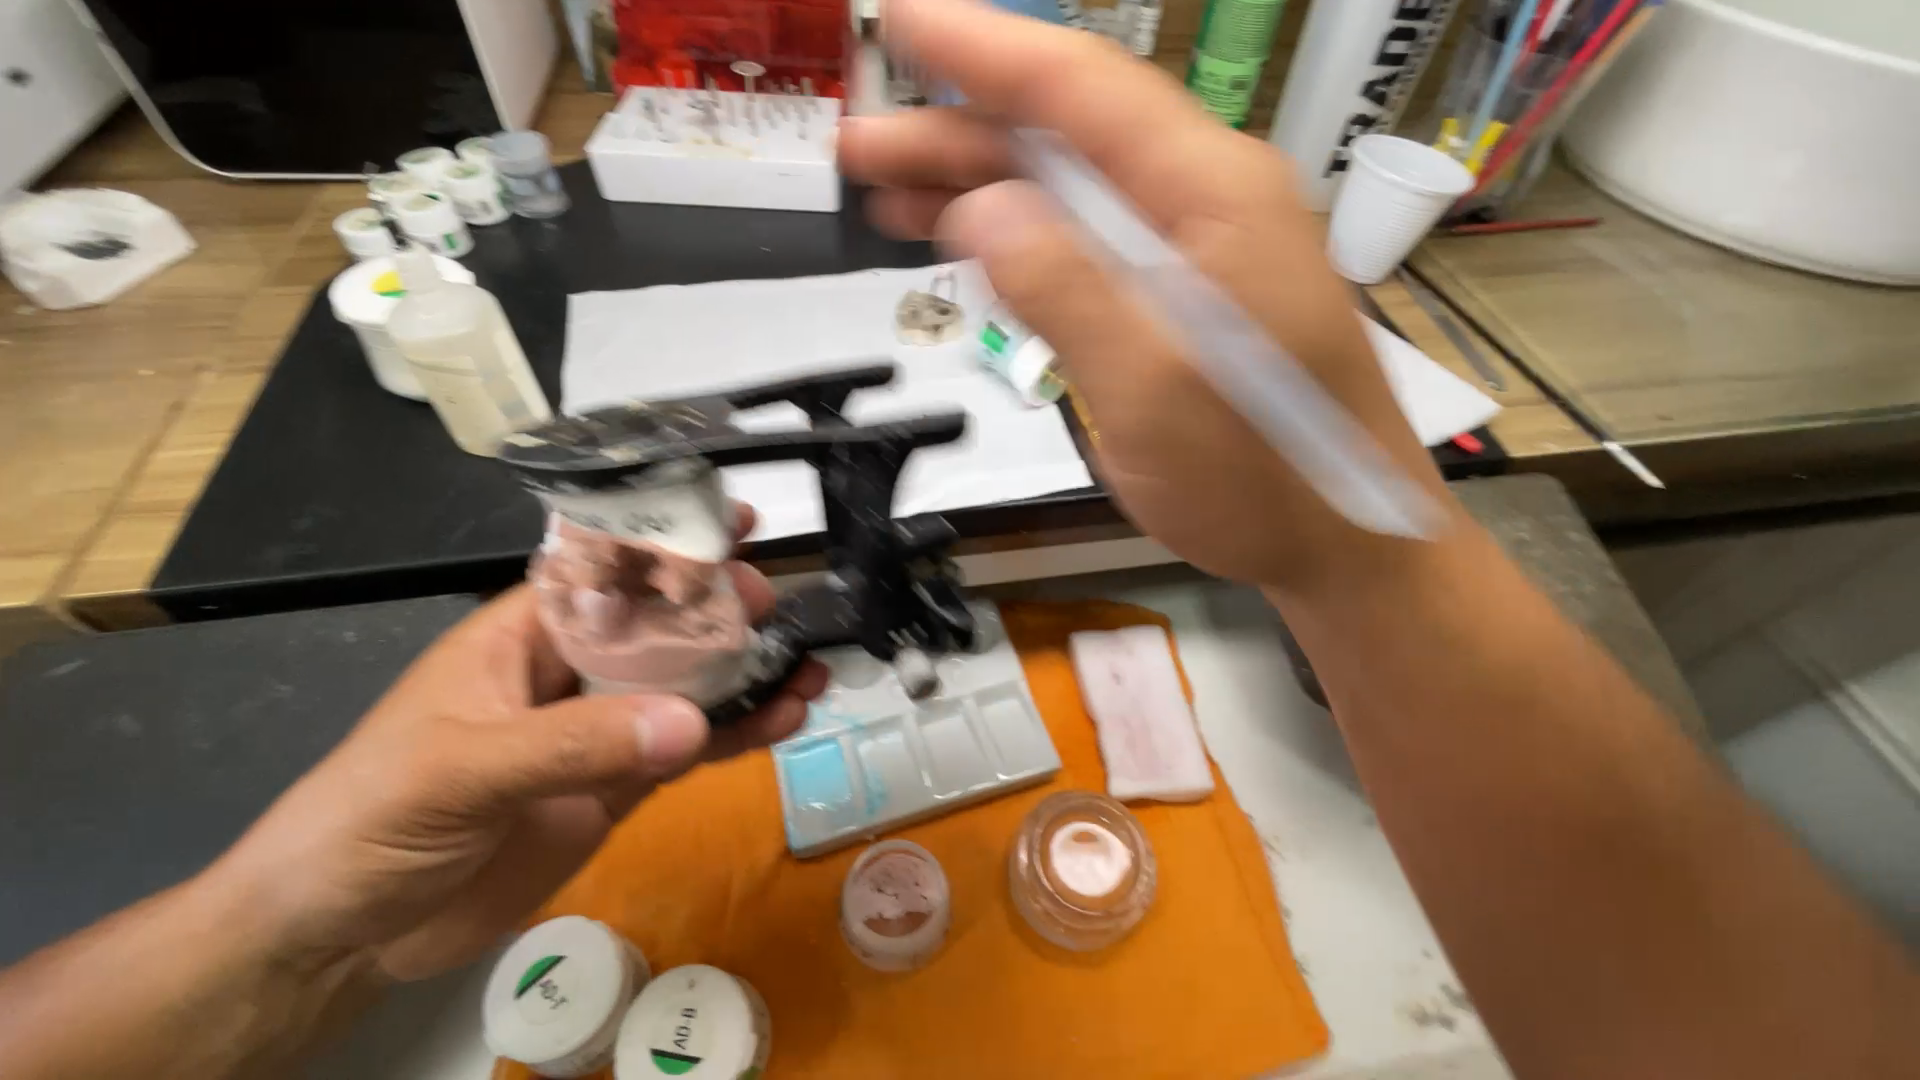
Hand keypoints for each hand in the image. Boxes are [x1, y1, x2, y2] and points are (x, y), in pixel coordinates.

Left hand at [204, 507, 826, 982]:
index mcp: (525, 635)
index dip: (668, 542)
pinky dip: (738, 735)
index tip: (733, 522)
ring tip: (808, 669)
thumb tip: (688, 724)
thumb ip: (574, 744)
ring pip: (689, 687)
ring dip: (747, 677)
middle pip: (663, 625)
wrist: (343, 933)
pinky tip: (783, 723)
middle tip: (779, 609)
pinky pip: (690, 749)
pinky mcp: (620, 784)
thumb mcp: (461, 768)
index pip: (606, 570)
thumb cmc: (370, 817)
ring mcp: (601, 729)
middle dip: (722, 610)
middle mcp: (573, 670)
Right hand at [838, 0, 1457, 593]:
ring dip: (981, 188)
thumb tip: (981, 206)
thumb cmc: (1259, 477)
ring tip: (887, 195)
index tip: (900, 19)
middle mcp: (1206, 204)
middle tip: (858, 143)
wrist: (1340, 542)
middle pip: (1067, 140)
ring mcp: (1198, 255)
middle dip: (958, 132)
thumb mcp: (1152, 389)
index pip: (1084, 91)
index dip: (986, 50)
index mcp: (1211, 197)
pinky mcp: (1184, 303)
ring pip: (1073, 194)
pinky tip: (970, 246)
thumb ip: (1067, 288)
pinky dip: (1023, 243)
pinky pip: (1091, 248)